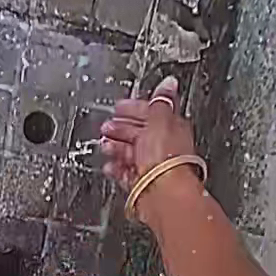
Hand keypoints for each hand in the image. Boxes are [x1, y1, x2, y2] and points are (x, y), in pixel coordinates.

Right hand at [101, 75, 197, 198]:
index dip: (133, 108)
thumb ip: (160, 101)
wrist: (163, 193)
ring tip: (104, 145)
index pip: (150, 113)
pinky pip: (126, 173)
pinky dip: (116, 168)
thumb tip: (169, 83)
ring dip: (115, 147)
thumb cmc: (166, 159)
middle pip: (139, 134)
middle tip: (107, 126)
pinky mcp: (142, 184)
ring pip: (131, 153)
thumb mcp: (160, 120)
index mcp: (171, 128)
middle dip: (121, 128)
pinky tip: (110, 166)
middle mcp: (163, 148)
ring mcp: (152, 167)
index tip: (119, 107)